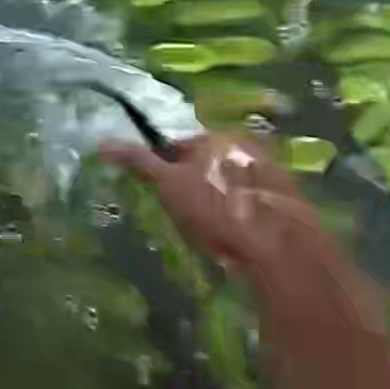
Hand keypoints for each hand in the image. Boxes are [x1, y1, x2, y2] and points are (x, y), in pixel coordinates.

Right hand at [98, 133, 332, 285]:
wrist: (281, 252)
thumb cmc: (217, 210)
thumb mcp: (168, 184)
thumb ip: (137, 161)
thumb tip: (101, 143)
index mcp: (217, 136)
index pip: (178, 144)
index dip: (164, 167)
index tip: (159, 191)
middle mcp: (247, 147)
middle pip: (207, 161)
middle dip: (193, 180)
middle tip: (182, 210)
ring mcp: (271, 174)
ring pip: (231, 181)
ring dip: (219, 197)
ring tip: (208, 227)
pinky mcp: (288, 202)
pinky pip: (253, 202)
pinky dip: (241, 213)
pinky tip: (235, 235)